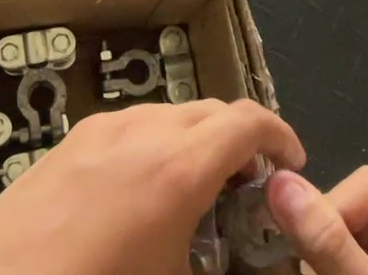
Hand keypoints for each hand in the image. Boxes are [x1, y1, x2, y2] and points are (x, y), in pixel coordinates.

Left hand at [0, 99, 304, 274]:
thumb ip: (213, 256)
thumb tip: (220, 245)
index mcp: (179, 167)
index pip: (248, 121)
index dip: (280, 135)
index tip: (293, 163)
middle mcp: (146, 129)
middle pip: (212, 110)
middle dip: (240, 139)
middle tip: (249, 185)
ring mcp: (105, 126)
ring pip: (172, 113)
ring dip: (197, 139)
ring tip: (196, 187)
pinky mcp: (74, 135)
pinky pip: (133, 123)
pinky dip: (158, 141)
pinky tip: (143, 185)